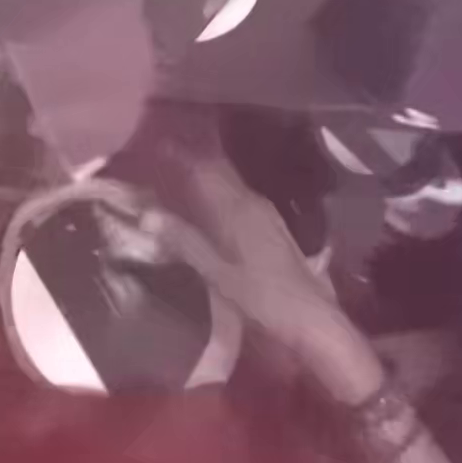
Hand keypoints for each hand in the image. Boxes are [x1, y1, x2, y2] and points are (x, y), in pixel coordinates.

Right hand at [121, 104, 386, 405]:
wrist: (316, 324)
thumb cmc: (264, 300)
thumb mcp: (216, 274)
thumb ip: (182, 241)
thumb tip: (145, 213)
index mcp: (237, 208)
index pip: (203, 166)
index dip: (177, 151)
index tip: (149, 138)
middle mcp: (251, 202)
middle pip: (214, 169)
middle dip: (186, 157)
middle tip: (154, 150)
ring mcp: (263, 214)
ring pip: (224, 183)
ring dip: (199, 173)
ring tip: (170, 170)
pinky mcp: (268, 229)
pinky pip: (232, 197)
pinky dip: (212, 191)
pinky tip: (199, 201)